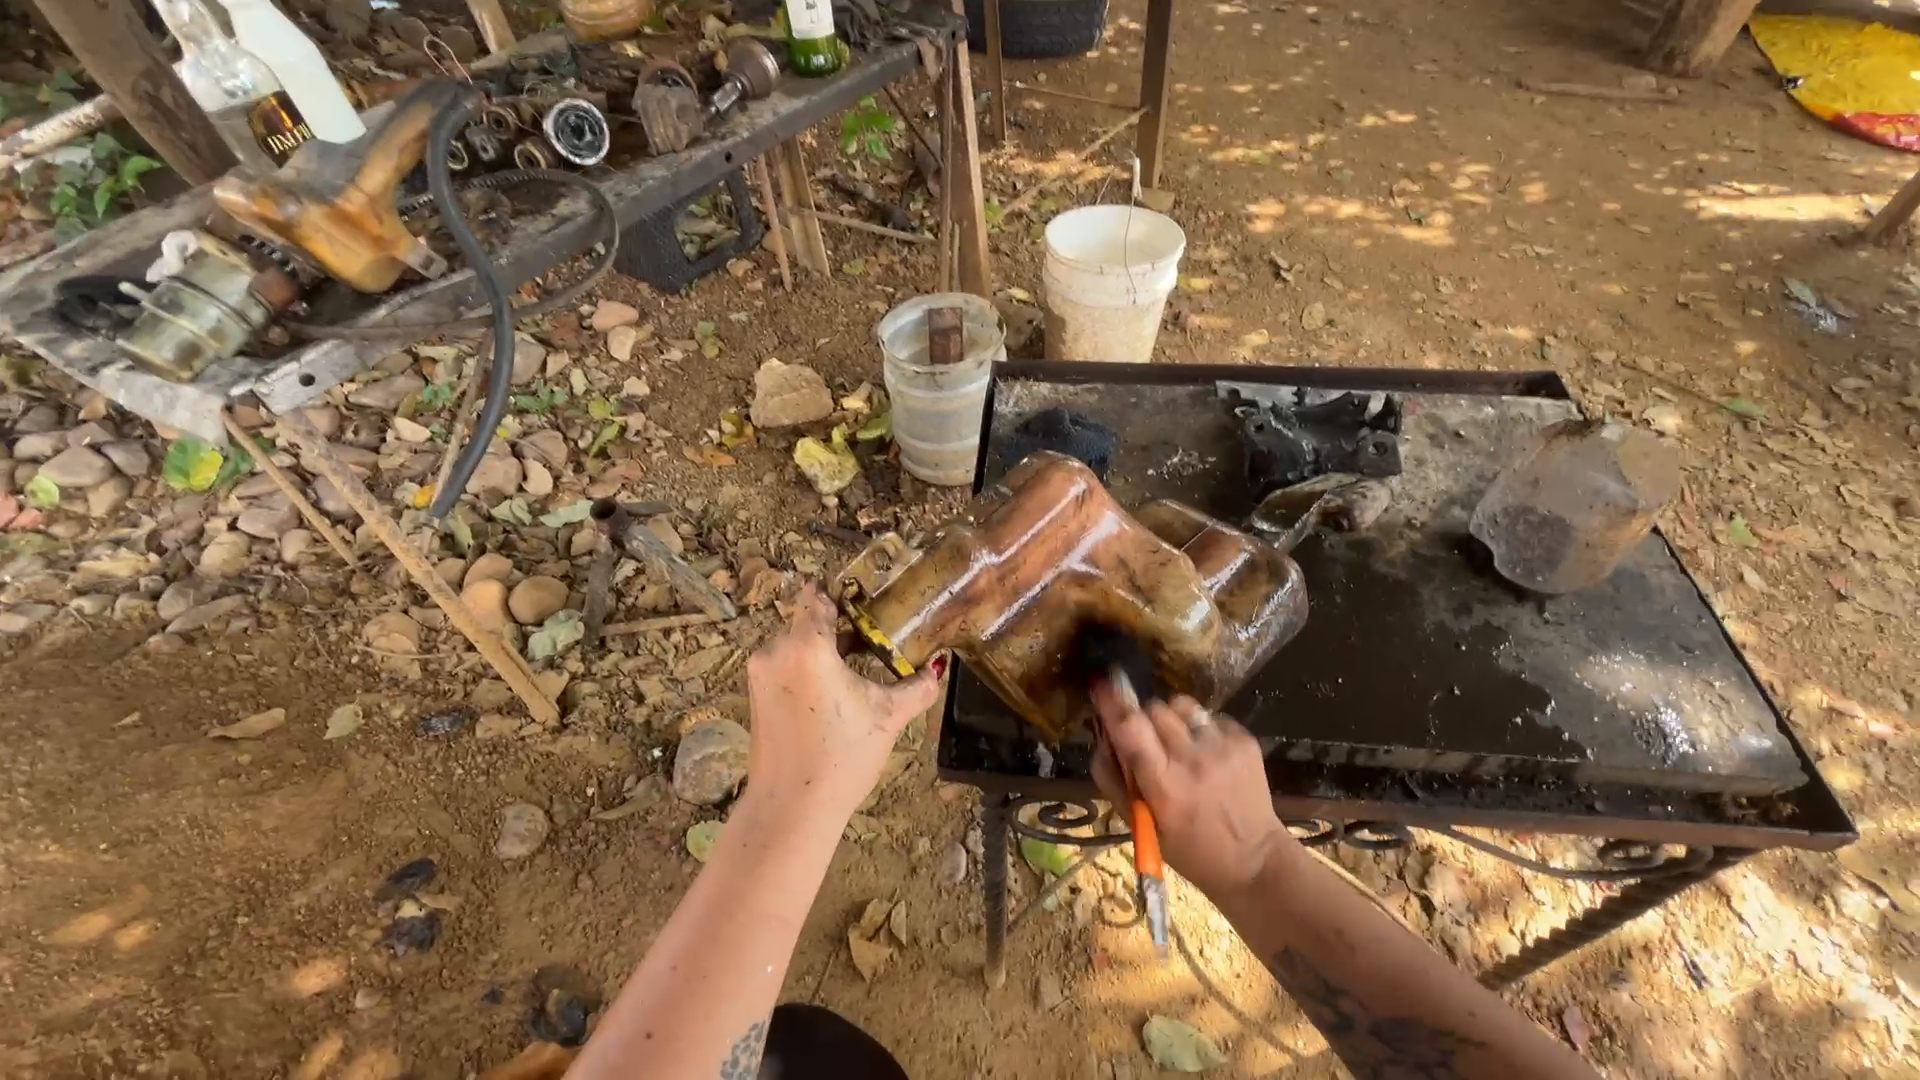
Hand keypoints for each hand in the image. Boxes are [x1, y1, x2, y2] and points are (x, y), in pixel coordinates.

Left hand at [743, 583, 945, 822]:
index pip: (817, 597)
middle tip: (872, 639)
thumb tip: (938, 668)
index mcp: (806, 645)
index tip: (866, 601)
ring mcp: (760, 674)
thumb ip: (916, 686)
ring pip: (794, 645)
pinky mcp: (754, 695)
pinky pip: (783, 666)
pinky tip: (831, 693)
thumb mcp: (887, 717)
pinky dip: (805, 670)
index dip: (842, 594)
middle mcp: (775, 651)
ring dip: (821, 650)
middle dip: (837, 627)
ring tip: (854, 668)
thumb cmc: (841, 757)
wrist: (791, 808)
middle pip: (807, 621)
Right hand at [1091, 688, 1293, 898]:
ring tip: (1178, 744)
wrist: (1254, 858)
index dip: (1112, 703)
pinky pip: (1208, 715)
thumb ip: (1112, 779)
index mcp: (1163, 785)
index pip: (1131, 728)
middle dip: (1143, 717)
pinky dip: (1199, 728)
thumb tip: (1101, 737)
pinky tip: (1205, 754)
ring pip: (1181, 704)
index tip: (1101, 686)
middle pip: (1153, 708)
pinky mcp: (1244, 740)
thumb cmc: (1188, 848)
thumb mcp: (1140, 825)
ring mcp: (1222, 746)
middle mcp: (1193, 760)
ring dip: (1171, 718)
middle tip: (1147, 740)